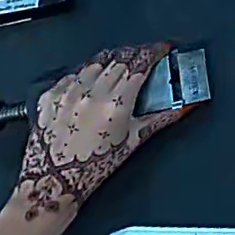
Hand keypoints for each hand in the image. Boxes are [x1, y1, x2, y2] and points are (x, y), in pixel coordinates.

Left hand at [15, 42, 190, 222]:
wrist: (53, 184)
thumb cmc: (92, 168)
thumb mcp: (132, 141)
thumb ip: (161, 118)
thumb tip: (183, 107)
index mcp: (115, 104)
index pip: (141, 64)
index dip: (154, 52)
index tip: (161, 49)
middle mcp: (91, 94)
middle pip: (121, 59)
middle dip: (136, 56)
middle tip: (143, 62)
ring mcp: (69, 93)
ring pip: (97, 62)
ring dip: (110, 63)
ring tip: (116, 73)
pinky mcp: (50, 96)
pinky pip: (73, 73)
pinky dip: (85, 75)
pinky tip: (89, 86)